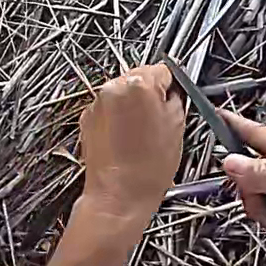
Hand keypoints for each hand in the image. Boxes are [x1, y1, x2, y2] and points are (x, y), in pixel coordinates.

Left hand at [75, 63, 184, 232]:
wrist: (118, 196)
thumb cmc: (146, 168)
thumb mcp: (177, 126)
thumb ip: (176, 98)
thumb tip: (174, 90)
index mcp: (139, 85)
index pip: (164, 69)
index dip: (173, 84)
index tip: (175, 94)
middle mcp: (114, 88)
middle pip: (141, 77)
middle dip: (151, 94)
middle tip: (161, 119)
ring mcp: (98, 102)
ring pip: (124, 93)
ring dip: (134, 106)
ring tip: (144, 133)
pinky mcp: (88, 117)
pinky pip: (110, 108)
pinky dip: (119, 117)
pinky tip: (129, 138)